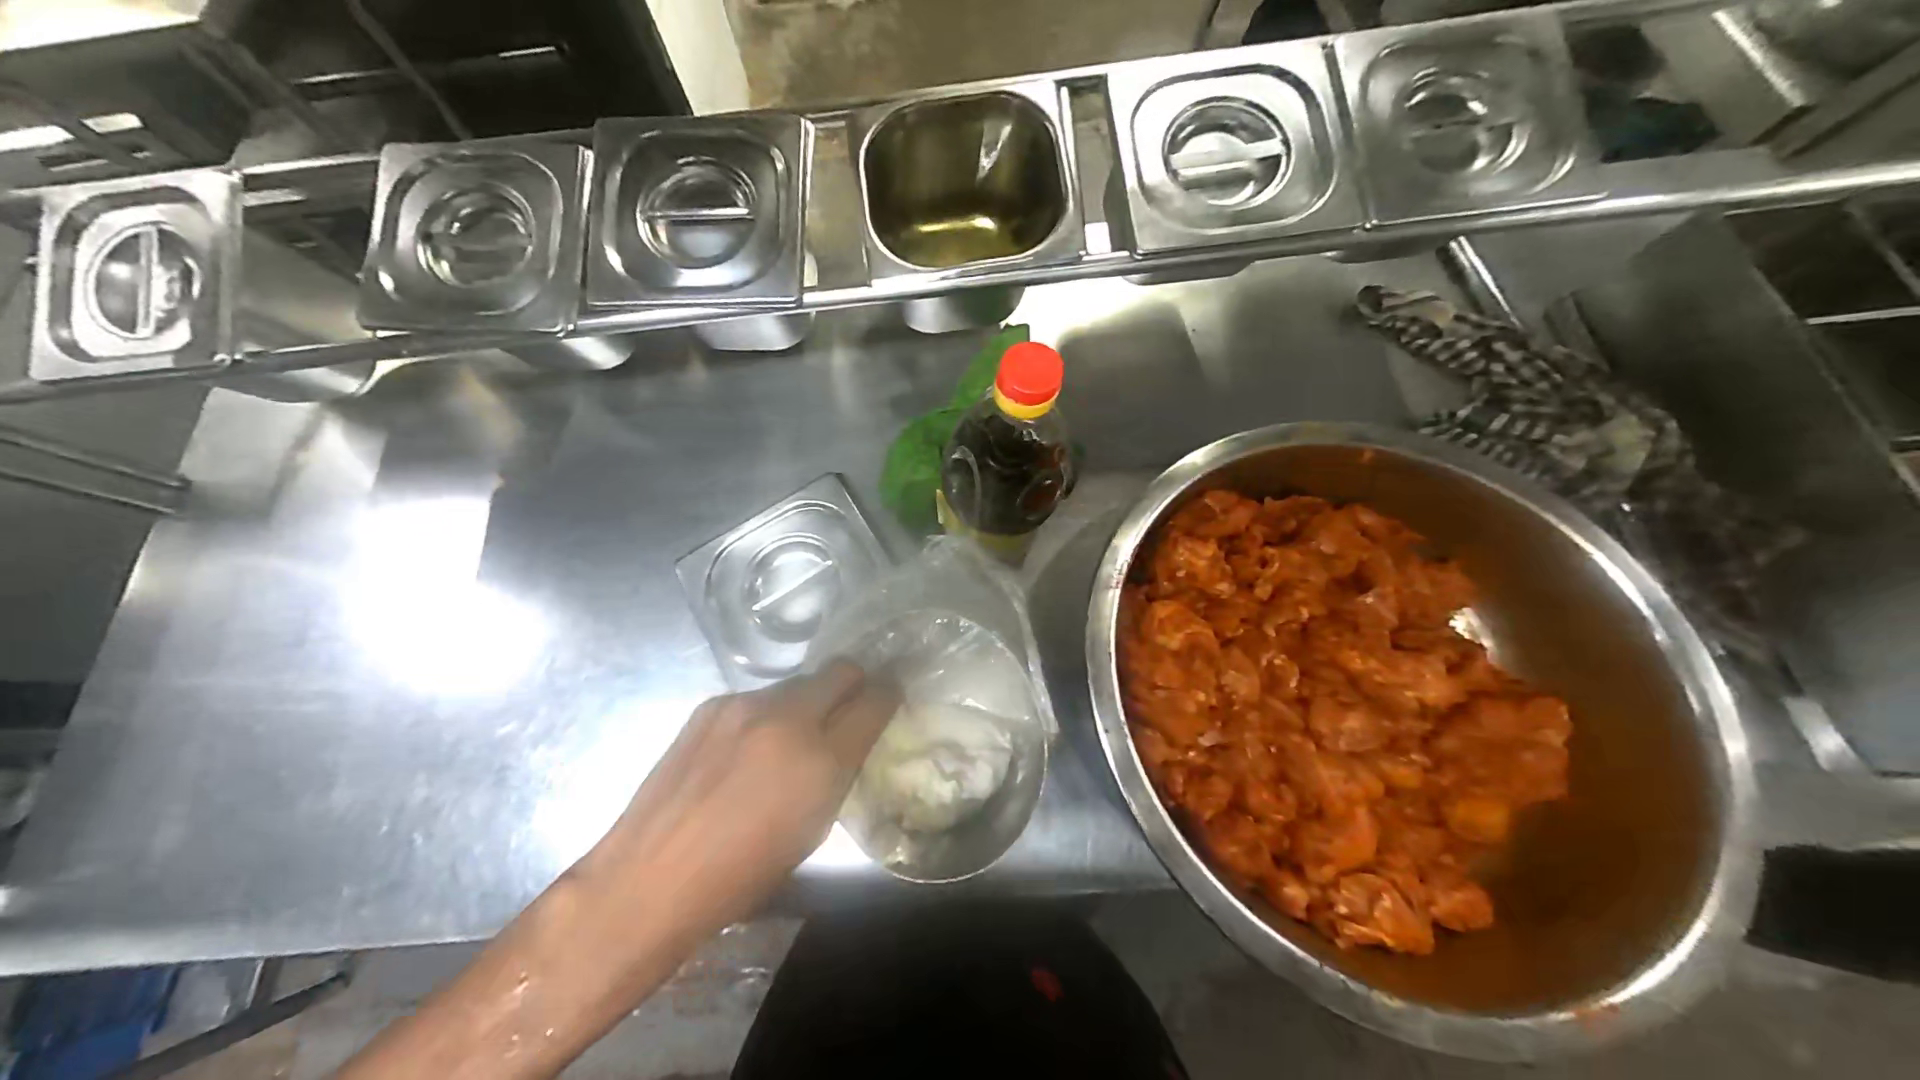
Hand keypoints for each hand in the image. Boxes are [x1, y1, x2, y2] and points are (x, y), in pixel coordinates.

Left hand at [337, 663, 898, 1079]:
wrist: (650, 878)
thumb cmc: (742, 875)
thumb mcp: (813, 828)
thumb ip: (837, 770)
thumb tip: (847, 738)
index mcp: (821, 758)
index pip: (876, 698)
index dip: (888, 695)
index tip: (888, 699)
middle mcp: (787, 718)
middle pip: (841, 670)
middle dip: (854, 684)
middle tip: (849, 707)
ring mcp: (744, 706)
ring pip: (797, 682)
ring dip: (806, 702)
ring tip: (788, 738)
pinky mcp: (710, 705)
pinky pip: (757, 697)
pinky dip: (765, 714)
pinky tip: (745, 749)